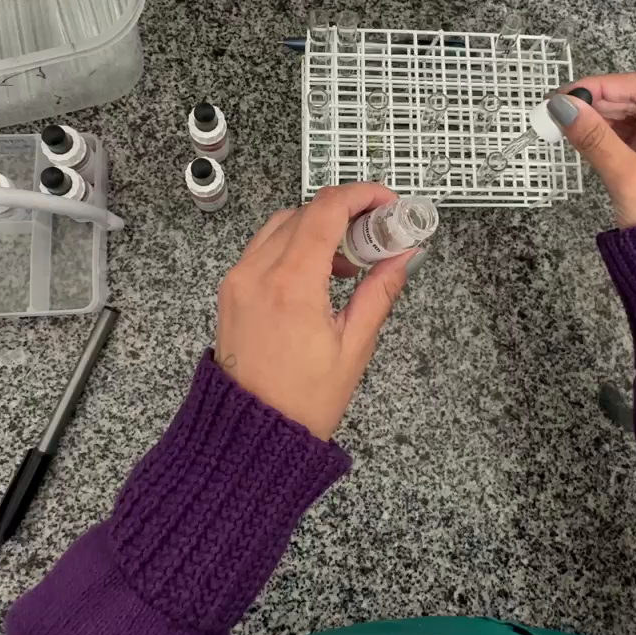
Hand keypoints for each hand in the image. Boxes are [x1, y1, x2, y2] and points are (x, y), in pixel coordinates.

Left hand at [214, 184, 418, 439]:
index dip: (361, 195)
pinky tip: (317, 273)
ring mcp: (238, 279)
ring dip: (318, 227)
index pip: (327, 210)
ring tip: (348, 261)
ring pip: (282, 225)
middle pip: (305, 212)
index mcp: (290, 284)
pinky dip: (293, 245)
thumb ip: (380, 291)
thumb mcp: (354, 347)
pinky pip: (263, 247)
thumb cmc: (301, 403)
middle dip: (345, 213)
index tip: (386, 202)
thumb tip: (404, 254)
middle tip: (376, 234)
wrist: (247, 439)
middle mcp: (257, 272)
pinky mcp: (230, 290)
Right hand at [546, 73, 635, 227]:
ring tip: (571, 122)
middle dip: (602, 103)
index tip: (568, 93)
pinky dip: (616, 136)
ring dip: (606, 119)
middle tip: (562, 108)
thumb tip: (565, 106)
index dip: (603, 86)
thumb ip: (595, 138)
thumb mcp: (630, 179)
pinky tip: (591, 136)